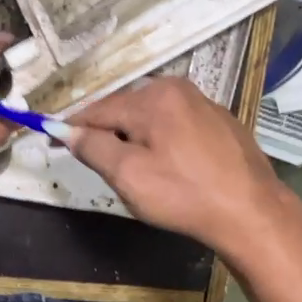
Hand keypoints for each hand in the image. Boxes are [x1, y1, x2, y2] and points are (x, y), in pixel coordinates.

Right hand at [69, 76, 296, 259]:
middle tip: (95, 164)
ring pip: (150, 116)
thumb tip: (67, 130)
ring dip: (132, 136)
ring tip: (130, 168)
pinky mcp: (220, 122)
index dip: (71, 126)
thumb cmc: (183, 195)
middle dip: (105, 132)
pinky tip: (165, 165)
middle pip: (124, 108)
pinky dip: (159, 139)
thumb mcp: (127, 175)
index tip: (50, 140)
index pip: (97, 108)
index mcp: (152, 98)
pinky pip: (174, 124)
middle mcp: (177, 89)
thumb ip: (93, 148)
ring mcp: (203, 103)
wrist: (251, 212)